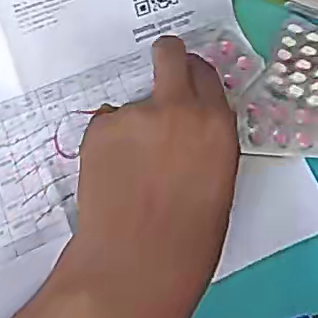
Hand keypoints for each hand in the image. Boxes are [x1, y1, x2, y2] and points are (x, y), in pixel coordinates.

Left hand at [53, 36, 239, 317]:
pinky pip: (108, 124)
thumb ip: (205, 143)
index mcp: (217, 125)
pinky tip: (111, 175)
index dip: (195, 75)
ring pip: (134, 101)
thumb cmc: (189, 240)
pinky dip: (109, 141)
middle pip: (170, 55)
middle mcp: (177, 109)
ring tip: (130, 169)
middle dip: (166, 56)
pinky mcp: (100, 126)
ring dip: (134, 122)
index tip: (186, 79)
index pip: (207, 74)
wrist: (135, 262)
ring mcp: (135, 114)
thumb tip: (188, 130)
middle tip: (159, 67)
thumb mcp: (217, 183)